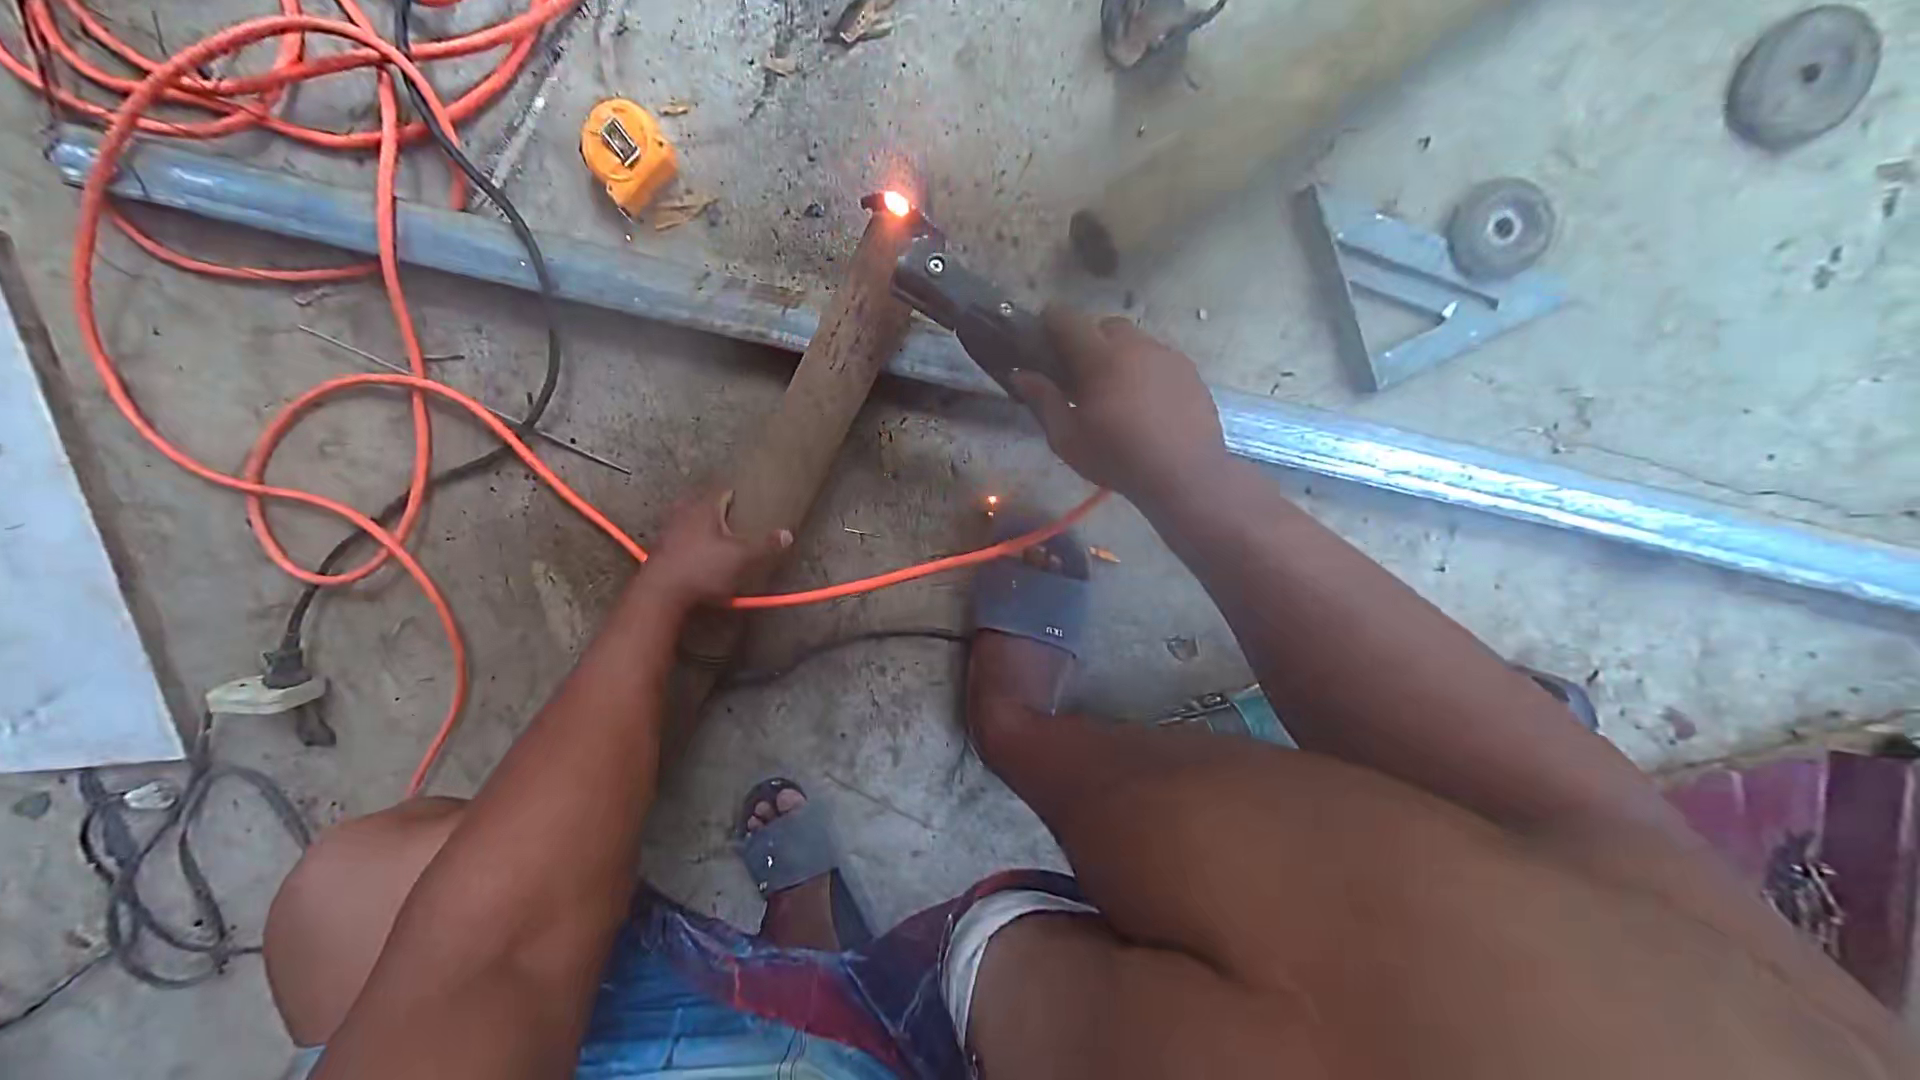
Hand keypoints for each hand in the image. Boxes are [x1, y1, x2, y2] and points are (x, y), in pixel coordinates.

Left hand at [635, 490, 791, 607]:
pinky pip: (679, 537)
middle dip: (717, 508)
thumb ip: (765, 545)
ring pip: (688, 519)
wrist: (661, 594)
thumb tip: (788, 534)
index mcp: (704, 508)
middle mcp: (683, 513)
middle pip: (703, 502)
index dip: (737, 492)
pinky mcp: (660, 550)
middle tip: (733, 514)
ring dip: (701, 523)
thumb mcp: (742, 558)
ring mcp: (668, 531)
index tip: (748, 497)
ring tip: (716, 533)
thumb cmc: (702, 569)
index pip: (723, 489)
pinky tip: (698, 553)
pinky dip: (690, 540)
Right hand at [1008, 306, 1227, 505]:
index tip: (1042, 344)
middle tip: (1080, 376)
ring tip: (1116, 392)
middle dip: (1088, 341)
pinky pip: (1159, 358)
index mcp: (1100, 357)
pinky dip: (1146, 369)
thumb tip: (1020, 374)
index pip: (1067, 319)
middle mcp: (1136, 345)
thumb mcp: (1067, 438)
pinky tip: (1146, 403)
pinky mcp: (1189, 371)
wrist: (1184, 474)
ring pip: (1135, 340)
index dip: (1049, 324)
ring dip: (1119, 355)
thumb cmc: (1117, 458)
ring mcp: (1167, 355)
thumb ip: (1043, 400)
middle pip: (1104, 325)